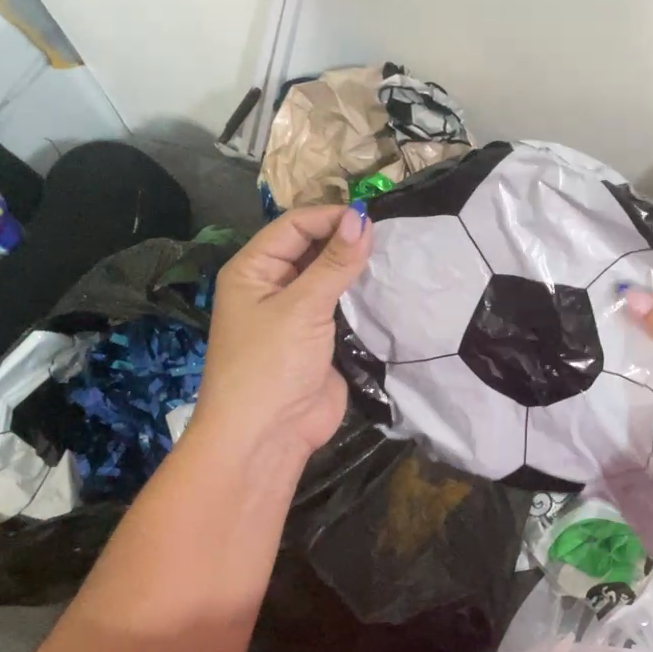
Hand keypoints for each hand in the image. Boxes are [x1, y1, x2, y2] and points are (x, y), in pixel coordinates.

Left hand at [194, 204, 373, 461]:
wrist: (268, 434)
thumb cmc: (270, 364)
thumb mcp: (302, 308)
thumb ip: (334, 263)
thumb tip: (362, 218)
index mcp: (253, 270)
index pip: (294, 227)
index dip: (330, 217)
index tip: (374, 218)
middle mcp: (274, 286)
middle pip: (313, 249)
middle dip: (348, 239)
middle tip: (394, 233)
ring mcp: (300, 314)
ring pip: (333, 278)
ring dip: (360, 269)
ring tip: (399, 256)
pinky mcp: (323, 339)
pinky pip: (346, 307)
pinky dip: (366, 297)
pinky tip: (393, 288)